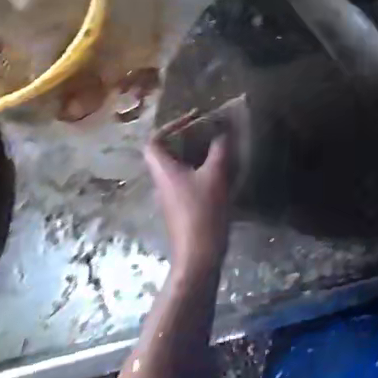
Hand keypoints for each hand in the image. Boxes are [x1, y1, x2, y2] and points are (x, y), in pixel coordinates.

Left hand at [143, 132, 232, 273]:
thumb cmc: (202, 213)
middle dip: (186, 139)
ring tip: (217, 149)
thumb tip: (223, 130)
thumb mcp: (215, 177)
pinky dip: (200, 172)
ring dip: (195, 156)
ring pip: (177, 168)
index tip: (192, 120)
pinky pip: (186, 182)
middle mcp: (162, 181)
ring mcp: (170, 197)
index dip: (170, 126)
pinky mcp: (180, 210)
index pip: (154, 140)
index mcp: (163, 170)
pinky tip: (220, 174)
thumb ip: (219, 150)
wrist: (198, 257)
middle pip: (166, 153)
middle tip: (208, 132)